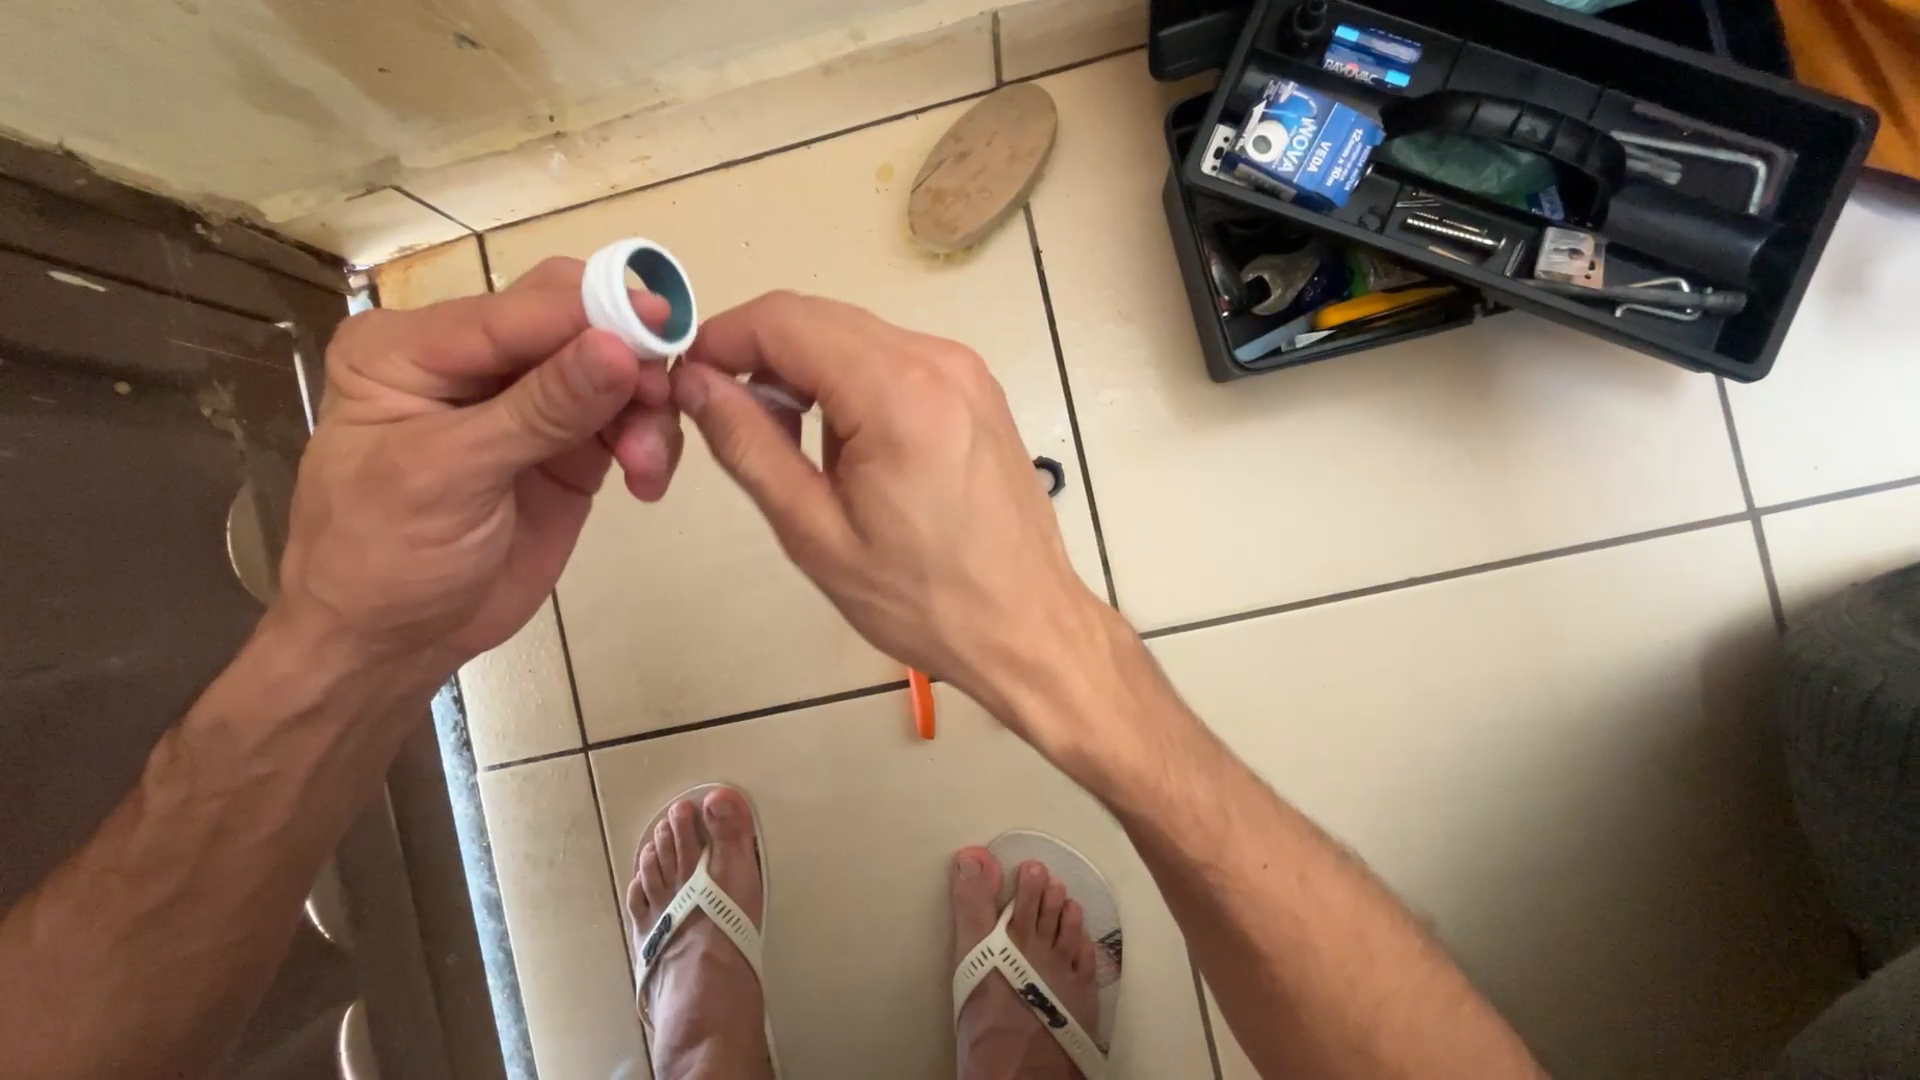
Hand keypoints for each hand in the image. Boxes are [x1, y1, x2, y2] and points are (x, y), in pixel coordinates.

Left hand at [276, 257, 684, 674]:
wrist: (399, 642)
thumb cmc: (388, 556)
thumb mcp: (452, 475)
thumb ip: (542, 409)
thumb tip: (619, 348)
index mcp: (416, 348)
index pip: (518, 309)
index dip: (592, 310)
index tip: (662, 324)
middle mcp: (478, 364)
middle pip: (578, 328)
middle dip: (627, 361)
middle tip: (659, 404)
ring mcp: (532, 406)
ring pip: (617, 376)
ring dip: (645, 415)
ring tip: (644, 468)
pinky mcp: (573, 449)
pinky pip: (630, 424)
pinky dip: (651, 446)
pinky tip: (645, 483)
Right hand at [671, 291, 1109, 733]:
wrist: (1026, 625)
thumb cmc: (921, 599)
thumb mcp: (816, 533)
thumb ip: (749, 446)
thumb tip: (695, 382)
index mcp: (898, 394)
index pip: (784, 320)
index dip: (722, 337)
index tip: (689, 380)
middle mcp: (939, 361)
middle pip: (821, 318)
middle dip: (761, 354)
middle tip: (735, 421)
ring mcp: (967, 372)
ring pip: (857, 336)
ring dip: (807, 371)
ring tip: (794, 446)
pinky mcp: (979, 391)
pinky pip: (896, 360)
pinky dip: (852, 382)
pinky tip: (848, 443)